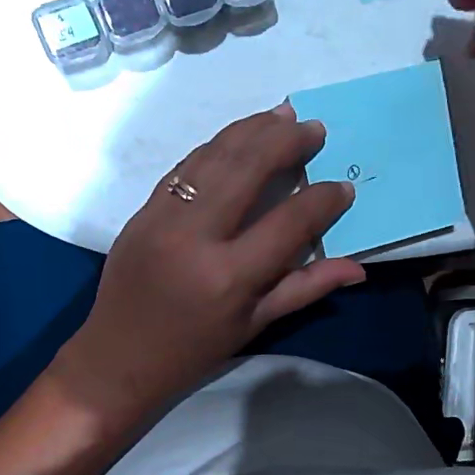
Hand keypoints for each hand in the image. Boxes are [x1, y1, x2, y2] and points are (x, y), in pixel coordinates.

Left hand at [50, 106, 363, 423]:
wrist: (116, 357)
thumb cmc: (191, 351)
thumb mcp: (252, 326)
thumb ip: (304, 288)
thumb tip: (357, 267)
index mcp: (229, 276)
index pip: (288, 222)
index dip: (322, 200)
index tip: (343, 188)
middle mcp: (195, 237)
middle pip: (247, 168)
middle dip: (285, 141)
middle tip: (313, 128)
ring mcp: (161, 218)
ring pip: (211, 157)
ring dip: (249, 131)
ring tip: (281, 116)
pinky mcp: (140, 212)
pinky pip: (182, 168)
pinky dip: (214, 148)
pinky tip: (236, 138)